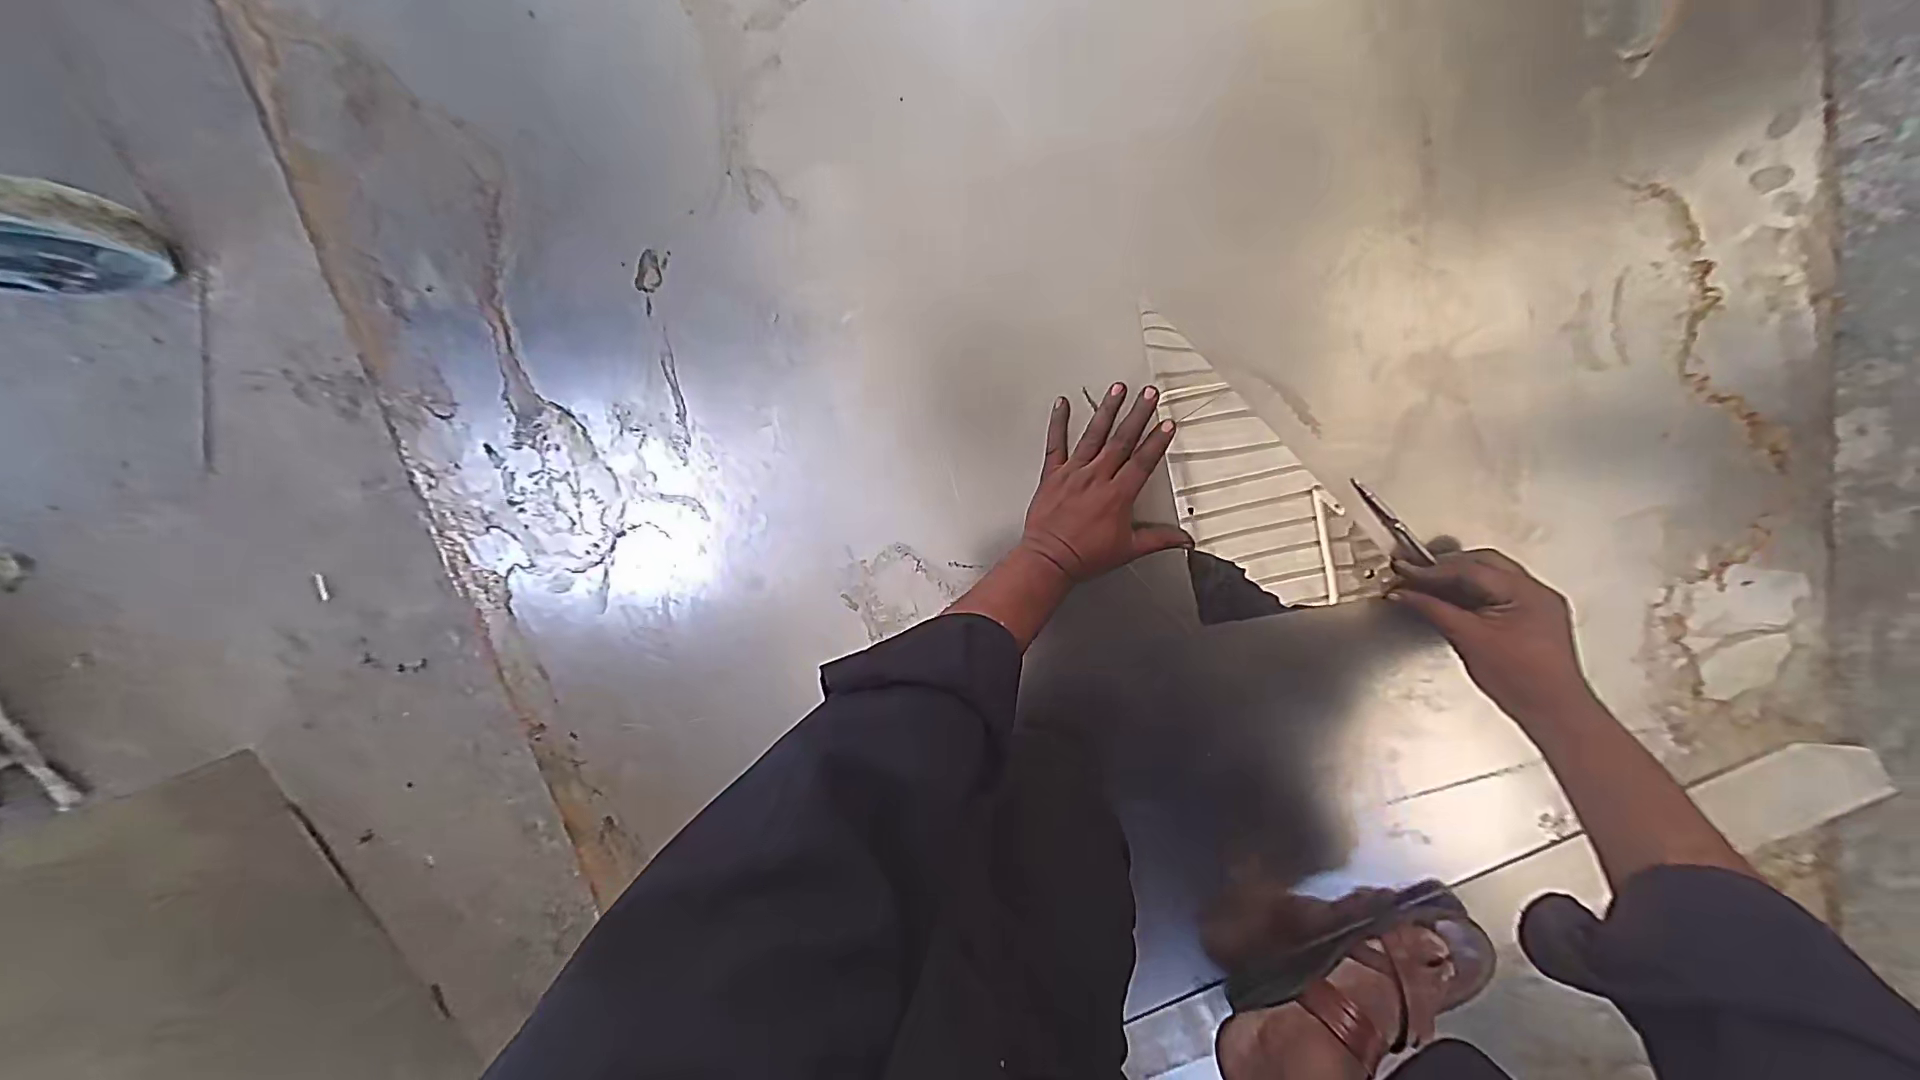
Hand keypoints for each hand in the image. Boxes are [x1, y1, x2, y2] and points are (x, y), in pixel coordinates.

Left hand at [1019, 383, 1192, 581]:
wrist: (1048, 560)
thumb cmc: (1083, 556)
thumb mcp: (1128, 549)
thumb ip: (1159, 539)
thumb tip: (1183, 540)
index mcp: (1117, 495)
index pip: (1142, 461)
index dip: (1157, 441)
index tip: (1167, 424)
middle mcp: (1096, 478)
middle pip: (1122, 440)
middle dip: (1138, 414)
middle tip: (1149, 394)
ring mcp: (1073, 473)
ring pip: (1093, 435)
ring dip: (1107, 410)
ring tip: (1117, 389)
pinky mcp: (1052, 475)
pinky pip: (1055, 443)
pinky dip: (1058, 422)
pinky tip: (1062, 404)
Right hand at [1388, 550, 1598, 720]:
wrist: (1552, 710)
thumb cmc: (1521, 678)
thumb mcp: (1468, 638)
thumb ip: (1434, 610)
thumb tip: (1405, 594)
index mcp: (1527, 592)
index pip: (1470, 569)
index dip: (1432, 570)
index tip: (1404, 571)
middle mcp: (1535, 592)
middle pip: (1482, 564)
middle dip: (1444, 566)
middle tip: (1412, 573)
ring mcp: (1534, 605)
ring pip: (1488, 576)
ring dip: (1455, 578)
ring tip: (1424, 585)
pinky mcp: (1527, 618)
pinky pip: (1493, 593)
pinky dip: (1467, 592)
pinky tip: (1446, 599)